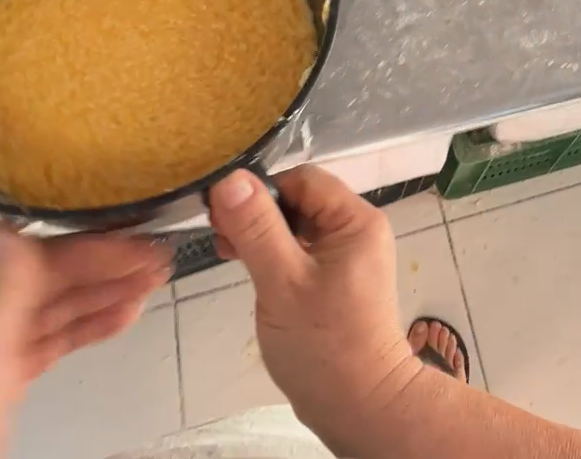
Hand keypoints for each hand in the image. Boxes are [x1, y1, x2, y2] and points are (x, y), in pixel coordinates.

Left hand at [0, 230, 169, 458]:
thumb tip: (11, 223)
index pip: (39, 260)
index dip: (95, 248)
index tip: (145, 240)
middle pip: (51, 280)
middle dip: (109, 267)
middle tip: (163, 257)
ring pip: (56, 309)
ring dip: (106, 293)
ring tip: (154, 283)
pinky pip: (50, 341)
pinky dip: (87, 327)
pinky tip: (121, 319)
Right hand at [207, 167, 425, 453]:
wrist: (358, 402)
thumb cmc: (323, 342)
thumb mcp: (282, 281)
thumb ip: (257, 228)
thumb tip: (230, 179)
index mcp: (356, 218)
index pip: (304, 180)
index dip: (264, 192)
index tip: (225, 216)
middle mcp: (358, 227)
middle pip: (301, 200)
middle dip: (260, 214)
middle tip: (222, 241)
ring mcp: (349, 252)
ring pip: (298, 224)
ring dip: (264, 235)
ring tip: (231, 255)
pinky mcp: (337, 275)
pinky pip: (303, 248)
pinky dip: (276, 254)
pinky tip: (251, 270)